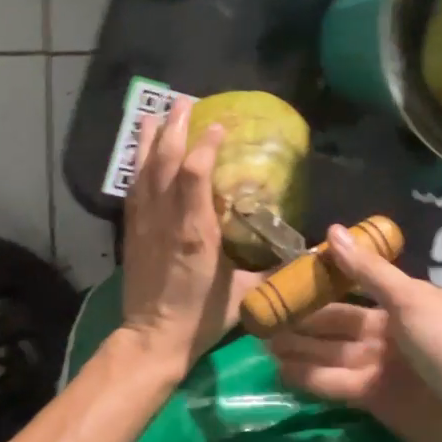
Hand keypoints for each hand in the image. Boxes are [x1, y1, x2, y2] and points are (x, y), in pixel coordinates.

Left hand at [118, 101, 265, 375]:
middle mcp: (166, 220)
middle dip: (175, 128)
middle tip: (186, 101)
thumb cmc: (201, 317)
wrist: (152, 340)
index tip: (219, 125)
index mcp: (195, 232)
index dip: (206, 146)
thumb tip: (310, 258)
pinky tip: (141, 152)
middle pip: (165, 163)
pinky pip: (133, 188)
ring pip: (143, 171)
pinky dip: (137, 164)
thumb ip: (272, 270)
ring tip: (157, 113)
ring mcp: (144, 223)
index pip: (195, 176)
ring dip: (150, 139)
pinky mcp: (131, 231)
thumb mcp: (242, 293)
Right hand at [267, 225, 441, 441]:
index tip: (283, 273)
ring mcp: (380, 366)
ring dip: (298, 346)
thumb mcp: (412, 301)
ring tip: (261, 340)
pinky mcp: (374, 400)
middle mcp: (387, 330)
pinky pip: (335, 383)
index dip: (320, 278)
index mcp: (401, 300)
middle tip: (261, 311)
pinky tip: (281, 370)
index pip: (352, 283)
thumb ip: (368, 272)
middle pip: (335, 320)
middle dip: (301, 315)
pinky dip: (309, 377)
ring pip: (330, 351)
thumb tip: (332, 230)